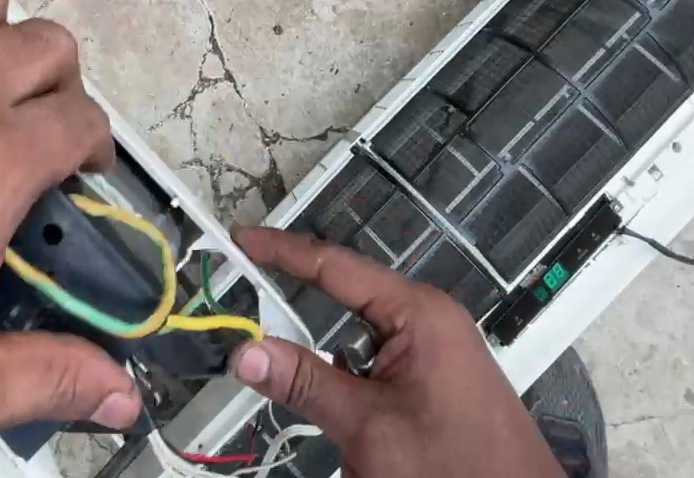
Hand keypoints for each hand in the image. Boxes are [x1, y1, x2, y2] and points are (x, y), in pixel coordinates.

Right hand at [229, 227, 562, 477]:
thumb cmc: (453, 470)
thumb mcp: (371, 429)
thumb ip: (306, 383)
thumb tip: (245, 350)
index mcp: (417, 310)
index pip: (334, 264)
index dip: (281, 250)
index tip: (240, 238)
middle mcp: (426, 316)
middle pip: (344, 289)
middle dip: (296, 289)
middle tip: (245, 280)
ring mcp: (433, 346)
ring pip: (357, 328)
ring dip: (321, 340)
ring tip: (281, 338)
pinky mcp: (434, 376)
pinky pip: (375, 356)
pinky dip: (345, 368)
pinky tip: (329, 392)